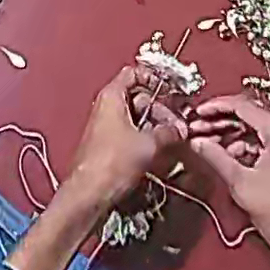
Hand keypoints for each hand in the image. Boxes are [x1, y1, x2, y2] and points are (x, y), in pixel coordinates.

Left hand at [64, 66, 187, 207]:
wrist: (88, 196)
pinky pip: (131, 132)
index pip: (135, 73)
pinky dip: (146, 137)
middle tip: (179, 125)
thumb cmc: (114, 161)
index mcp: (113, 95)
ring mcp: (107, 125)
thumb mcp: (147, 144)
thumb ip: (167, 132)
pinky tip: (160, 150)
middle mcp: (108, 106)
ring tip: (174, 139)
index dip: (155, 78)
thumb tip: (180, 130)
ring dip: (156, 126)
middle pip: (139, 97)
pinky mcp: (108, 145)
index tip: (172, 90)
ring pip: (137, 116)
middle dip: (161, 109)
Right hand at [186, 96, 269, 269]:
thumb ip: (217, 158)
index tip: (198, 113)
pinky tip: (230, 159)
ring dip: (232, 136)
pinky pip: (265, 142)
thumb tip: (199, 142)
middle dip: (221, 122)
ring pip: (256, 129)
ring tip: (210, 145)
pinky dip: (246, 147)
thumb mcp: (243, 185)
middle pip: (249, 115)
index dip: (216, 107)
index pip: (242, 105)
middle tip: (198, 129)